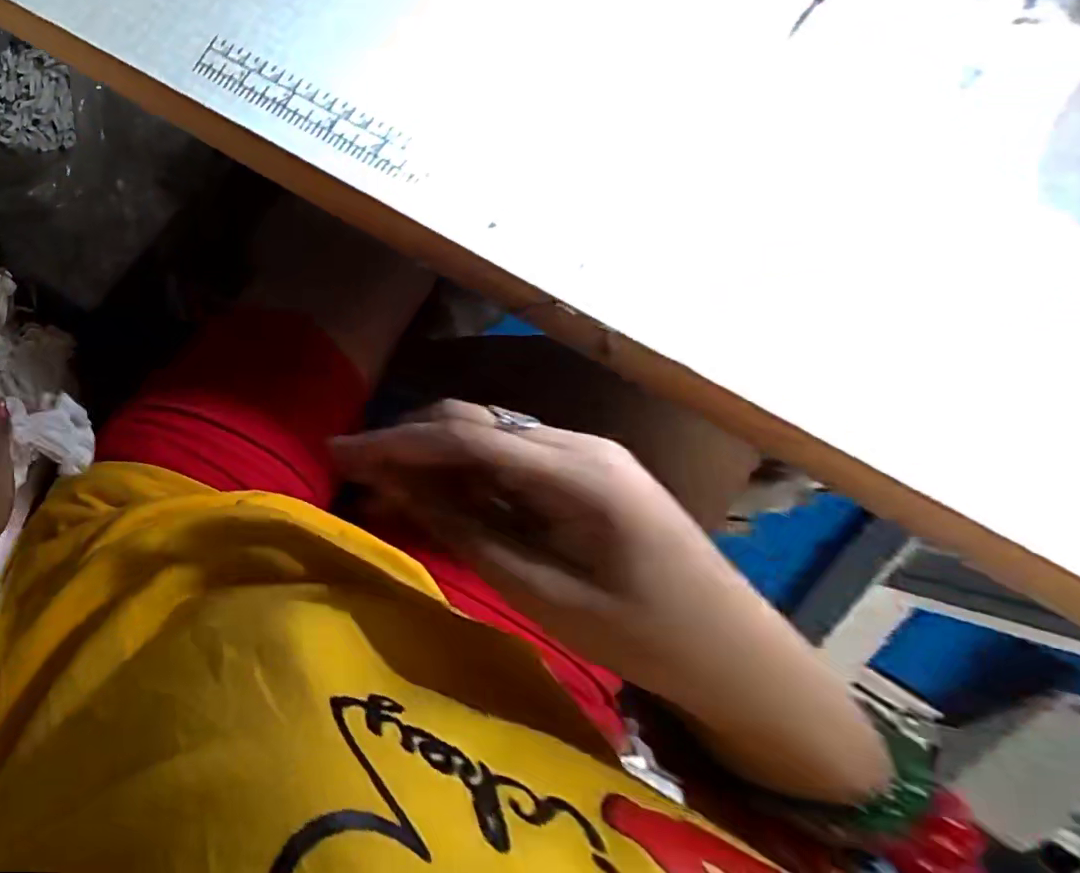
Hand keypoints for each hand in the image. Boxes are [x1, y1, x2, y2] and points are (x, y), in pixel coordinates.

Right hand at [328, 400, 777, 700]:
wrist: (742, 658)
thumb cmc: (644, 635)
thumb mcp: (539, 591)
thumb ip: (461, 528)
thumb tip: (391, 484)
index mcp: (576, 472)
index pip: (464, 434)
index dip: (392, 440)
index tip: (338, 451)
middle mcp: (576, 444)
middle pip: (469, 421)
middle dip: (403, 441)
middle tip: (350, 469)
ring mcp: (581, 451)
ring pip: (482, 433)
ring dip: (428, 455)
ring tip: (380, 484)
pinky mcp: (579, 468)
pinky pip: (504, 456)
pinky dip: (460, 470)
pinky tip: (430, 491)